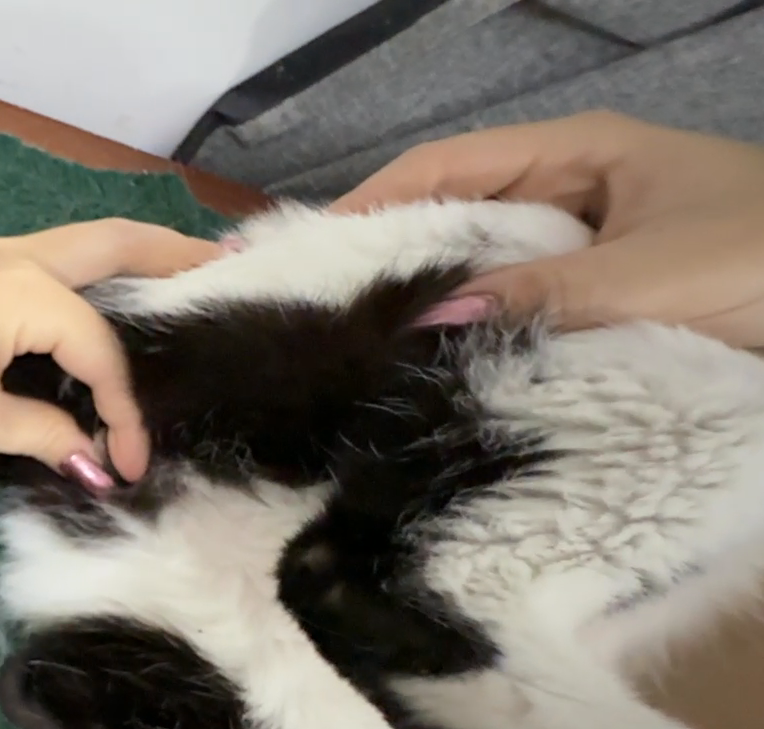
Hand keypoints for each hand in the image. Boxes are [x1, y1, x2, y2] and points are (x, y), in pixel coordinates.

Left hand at [0, 218, 220, 481]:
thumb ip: (43, 432)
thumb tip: (92, 461)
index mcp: (23, 291)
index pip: (99, 349)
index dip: (122, 408)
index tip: (127, 461)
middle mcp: (12, 257)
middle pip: (111, 244)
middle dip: (171, 254)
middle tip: (223, 268)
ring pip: (75, 245)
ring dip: (125, 256)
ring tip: (172, 276)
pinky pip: (41, 262)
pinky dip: (79, 275)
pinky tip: (91, 299)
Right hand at [331, 111, 763, 347]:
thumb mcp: (654, 275)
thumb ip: (536, 294)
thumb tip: (417, 319)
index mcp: (572, 155)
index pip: (438, 167)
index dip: (363, 203)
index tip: (299, 251)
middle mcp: (549, 193)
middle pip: (433, 213)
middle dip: (367, 252)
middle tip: (299, 298)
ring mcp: (551, 244)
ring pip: (452, 261)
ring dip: (400, 294)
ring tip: (330, 330)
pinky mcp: (556, 291)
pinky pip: (480, 300)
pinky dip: (440, 323)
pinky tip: (398, 350)